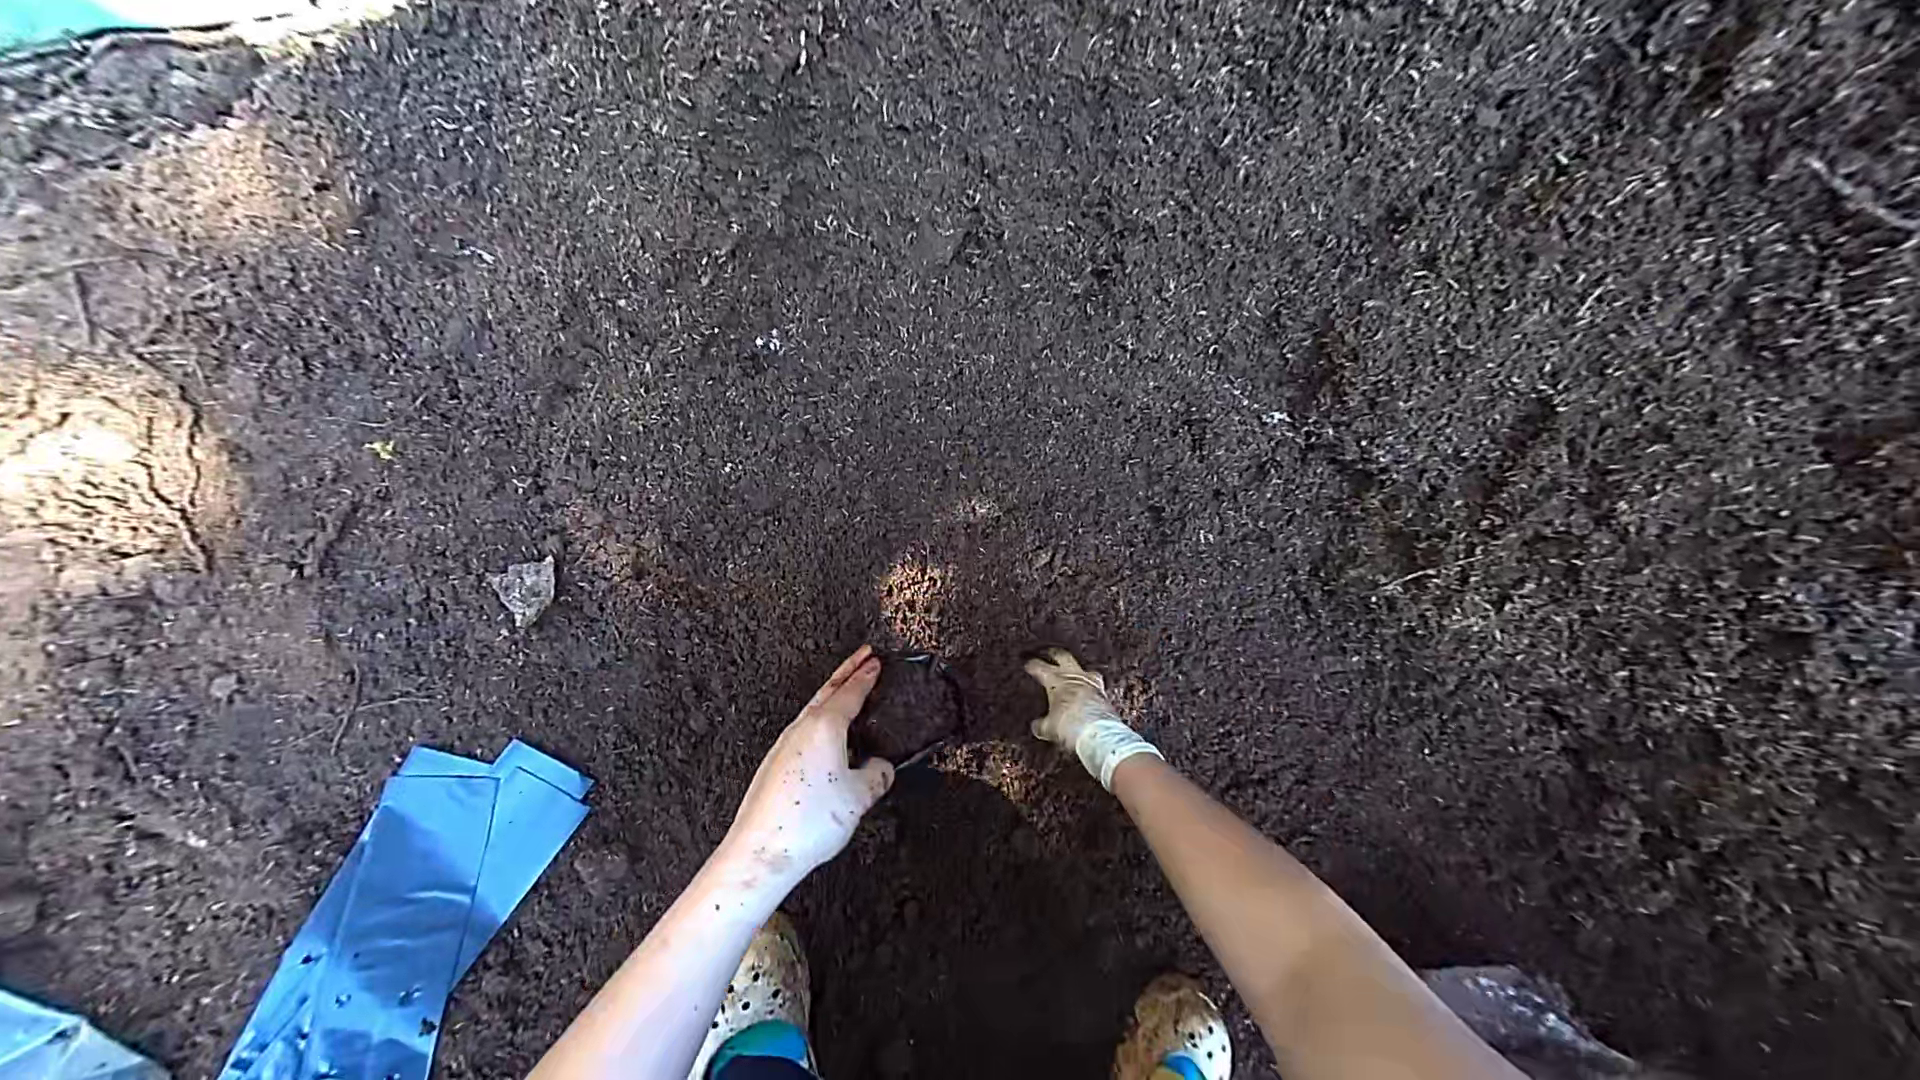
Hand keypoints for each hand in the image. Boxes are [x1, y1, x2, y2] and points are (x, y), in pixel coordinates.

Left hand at [721, 645, 893, 887]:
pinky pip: (804, 730)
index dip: (867, 675)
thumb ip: (878, 775)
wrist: (760, 852)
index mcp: (824, 727)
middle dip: (848, 670)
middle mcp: (801, 729)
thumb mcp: (860, 797)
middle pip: (828, 690)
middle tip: (863, 656)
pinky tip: (827, 737)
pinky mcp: (775, 763)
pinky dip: (820, 720)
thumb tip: (881, 768)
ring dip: (833, 694)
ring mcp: (785, 745)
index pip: (851, 691)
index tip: (875, 661)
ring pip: (814, 708)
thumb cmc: (804, 823)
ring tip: (847, 690)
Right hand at [1023, 647, 1121, 745]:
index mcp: (1055, 680)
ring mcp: (1090, 682)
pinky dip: (1089, 685)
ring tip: (1072, 671)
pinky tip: (1088, 690)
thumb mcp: (1049, 728)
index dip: (1032, 665)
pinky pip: (1095, 683)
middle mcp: (1073, 676)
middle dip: (1054, 653)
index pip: (1039, 667)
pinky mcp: (1103, 693)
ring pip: (1082, 667)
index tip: (1028, 664)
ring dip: (1076, 668)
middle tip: (1049, 652)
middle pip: (1063, 656)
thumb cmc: (1071, 726)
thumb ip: (1042, 724)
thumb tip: (1038, 727)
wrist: (1097, 733)